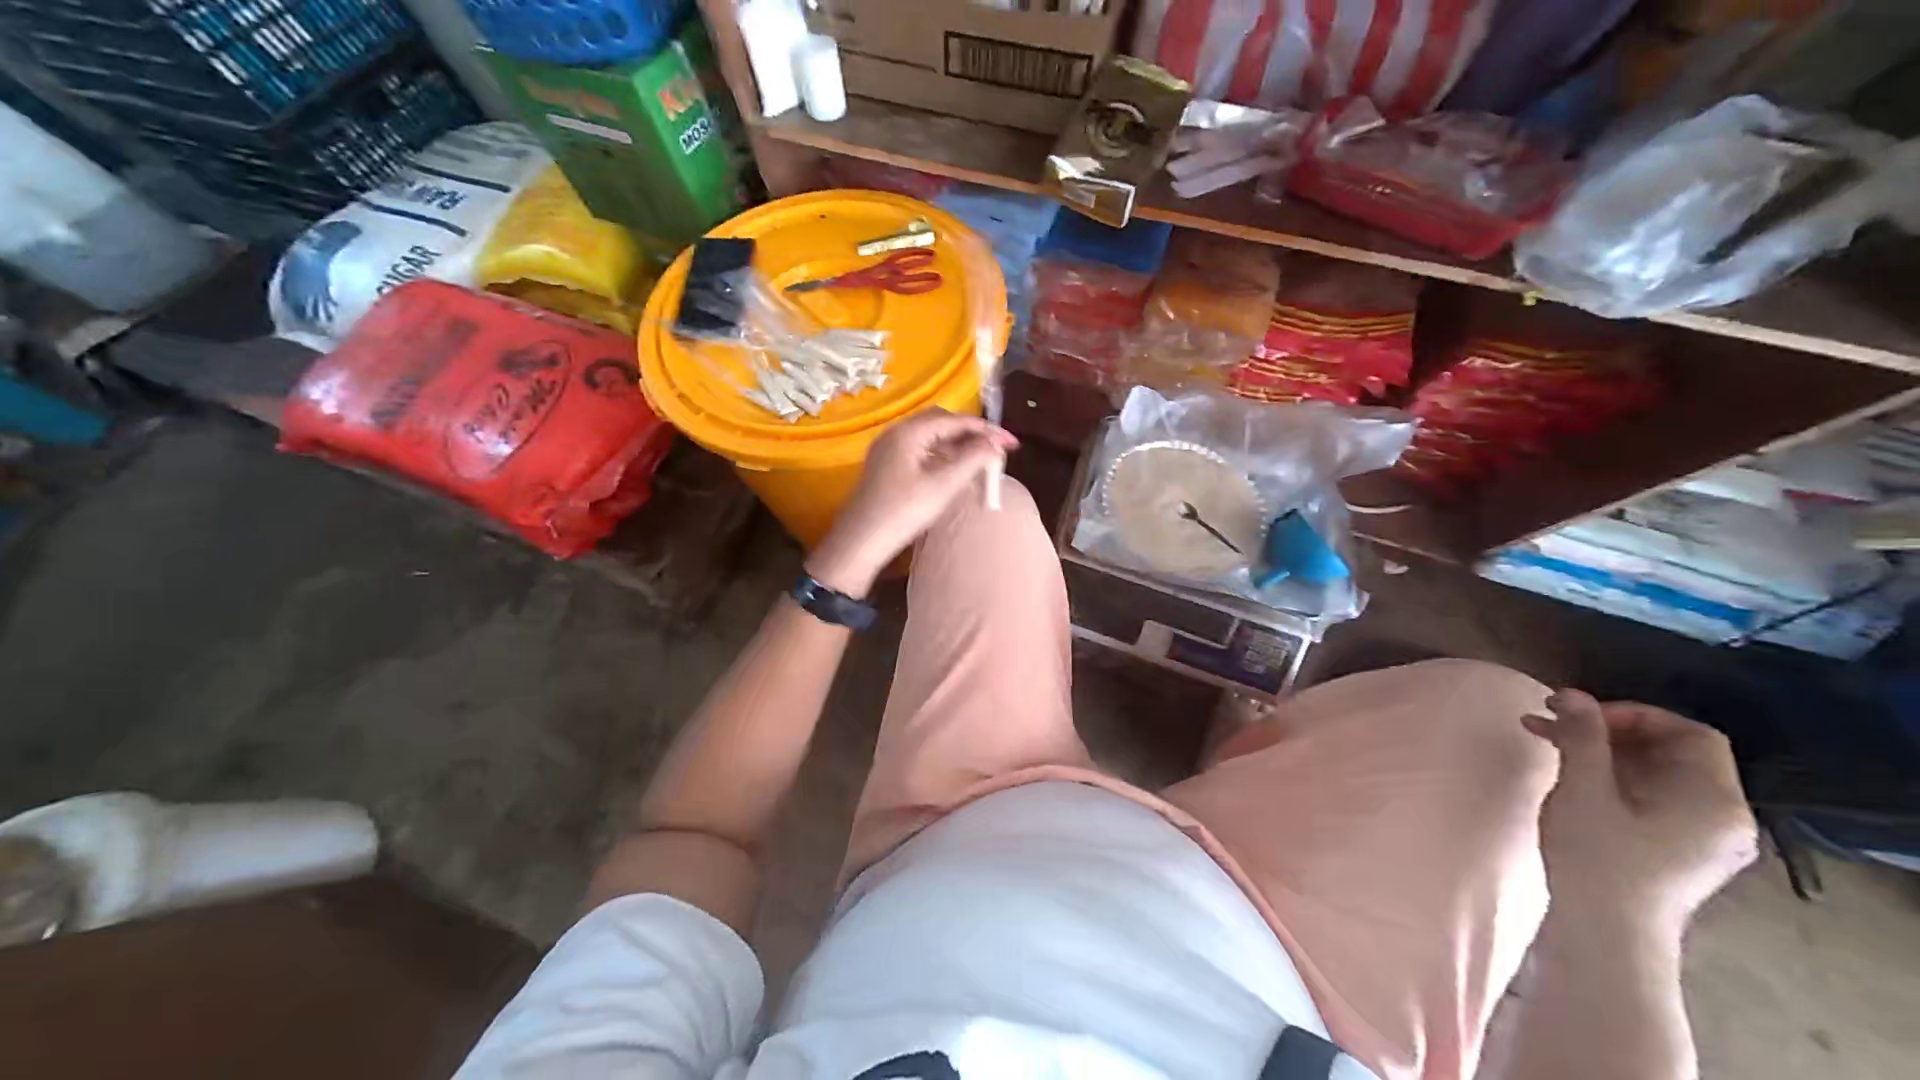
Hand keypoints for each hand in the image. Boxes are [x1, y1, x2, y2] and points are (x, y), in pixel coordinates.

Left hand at [805, 409, 1015, 596]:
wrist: (862, 540)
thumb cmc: (903, 511)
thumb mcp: (943, 485)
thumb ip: (973, 459)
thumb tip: (995, 444)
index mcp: (909, 432)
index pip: (955, 420)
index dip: (986, 430)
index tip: (1011, 443)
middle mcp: (897, 433)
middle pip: (941, 422)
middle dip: (971, 433)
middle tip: (995, 450)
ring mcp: (889, 449)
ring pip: (930, 436)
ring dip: (956, 445)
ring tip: (980, 462)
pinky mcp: (887, 465)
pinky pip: (920, 450)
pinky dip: (942, 455)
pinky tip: (954, 471)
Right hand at [1524, 690, 1758, 940]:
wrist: (1607, 933)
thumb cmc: (1599, 856)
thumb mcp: (1584, 789)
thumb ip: (1583, 737)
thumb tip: (1571, 694)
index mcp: (1715, 800)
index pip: (1691, 734)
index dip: (1635, 715)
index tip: (1581, 716)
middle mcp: (1723, 817)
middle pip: (1674, 753)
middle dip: (1610, 731)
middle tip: (1555, 723)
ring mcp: (1704, 839)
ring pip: (1658, 775)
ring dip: (1604, 752)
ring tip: (1549, 742)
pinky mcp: (1679, 853)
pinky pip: (1654, 799)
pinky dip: (1614, 778)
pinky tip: (1572, 776)